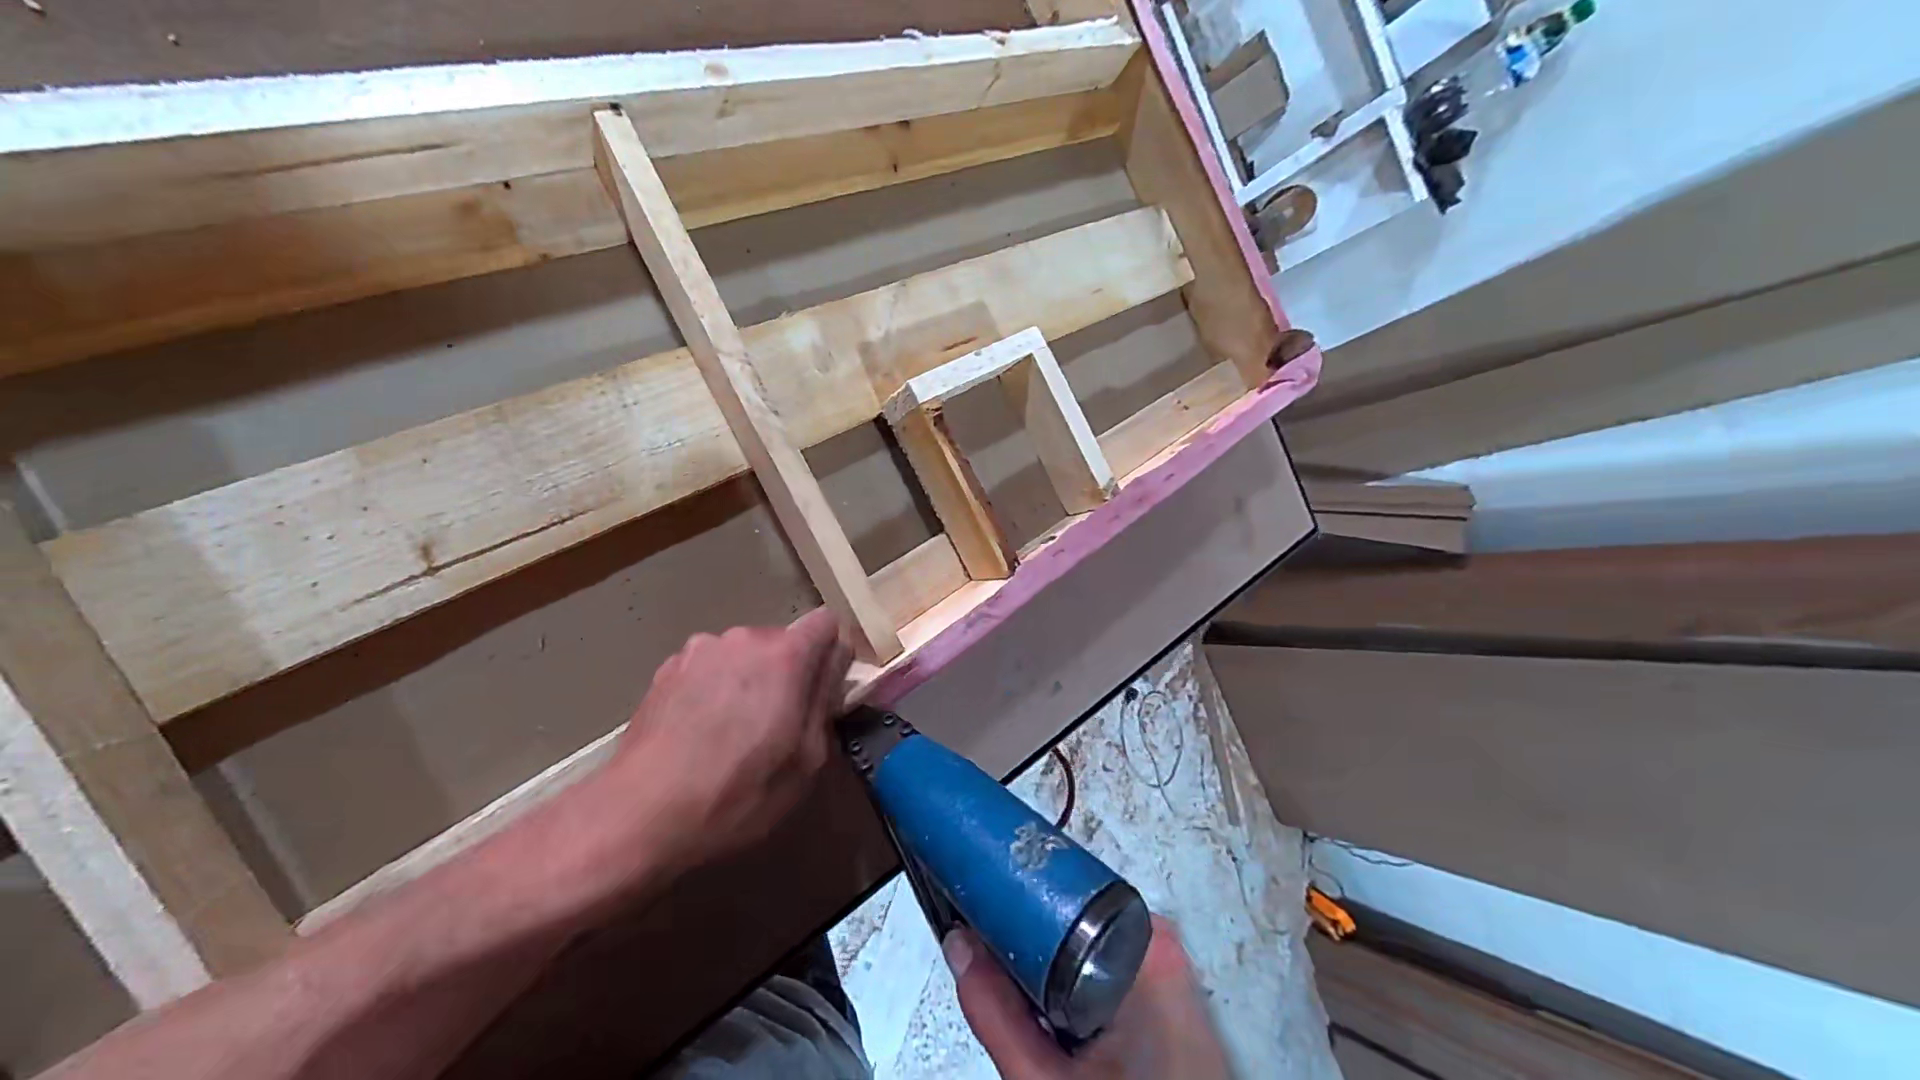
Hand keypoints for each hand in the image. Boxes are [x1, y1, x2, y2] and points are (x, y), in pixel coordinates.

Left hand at [605, 607, 852, 870]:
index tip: (825, 691)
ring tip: (733, 731)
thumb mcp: (806, 759)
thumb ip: (825, 701)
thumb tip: (833, 666)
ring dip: (750, 679)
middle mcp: (743, 638)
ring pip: (744, 654)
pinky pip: (709, 667)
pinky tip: (699, 731)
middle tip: (780, 722)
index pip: (826, 623)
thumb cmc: (738, 791)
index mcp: (785, 655)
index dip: (832, 654)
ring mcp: (700, 649)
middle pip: (784, 641)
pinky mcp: (666, 668)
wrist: (641, 812)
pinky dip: (715, 687)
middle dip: (790, 672)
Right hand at [947, 916, 1231, 1078]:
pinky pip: (1102, 959)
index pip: (1056, 894)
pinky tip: (1064, 1024)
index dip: (1010, 906)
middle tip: (1003, 985)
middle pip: (1067, 916)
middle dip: (1028, 947)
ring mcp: (1167, 960)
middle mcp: (1158, 940)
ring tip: (1036, 1016)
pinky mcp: (1168, 982)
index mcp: (1141, 946)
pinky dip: (1074, 982)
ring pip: (1080, 938)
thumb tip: (960, 947)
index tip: (976, 919)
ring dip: (1049, 968)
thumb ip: (996, 1014)